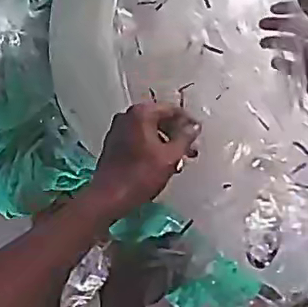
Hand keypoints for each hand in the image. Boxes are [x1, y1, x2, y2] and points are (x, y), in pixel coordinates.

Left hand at [87, 102, 200, 216]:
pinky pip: (138, 139)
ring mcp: (117, 130)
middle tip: (190, 149)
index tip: (198, 134)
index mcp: (140, 114)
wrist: (109, 196)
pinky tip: (161, 163)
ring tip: (178, 160)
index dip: (187, 121)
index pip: (171, 109)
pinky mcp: (113, 144)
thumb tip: (194, 127)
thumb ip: (185, 138)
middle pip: (158, 119)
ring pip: (148, 131)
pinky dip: (151, 147)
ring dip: (165, 142)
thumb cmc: (141, 175)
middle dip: (176, 134)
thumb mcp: (170, 156)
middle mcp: (126, 116)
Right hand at [260, 0, 307, 122]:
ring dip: (278, 42)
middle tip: (263, 25)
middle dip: (279, 25)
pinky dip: (283, 62)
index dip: (290, 9)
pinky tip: (276, 61)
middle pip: (298, 27)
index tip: (273, 9)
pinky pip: (293, 65)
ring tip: (264, 43)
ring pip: (293, 45)